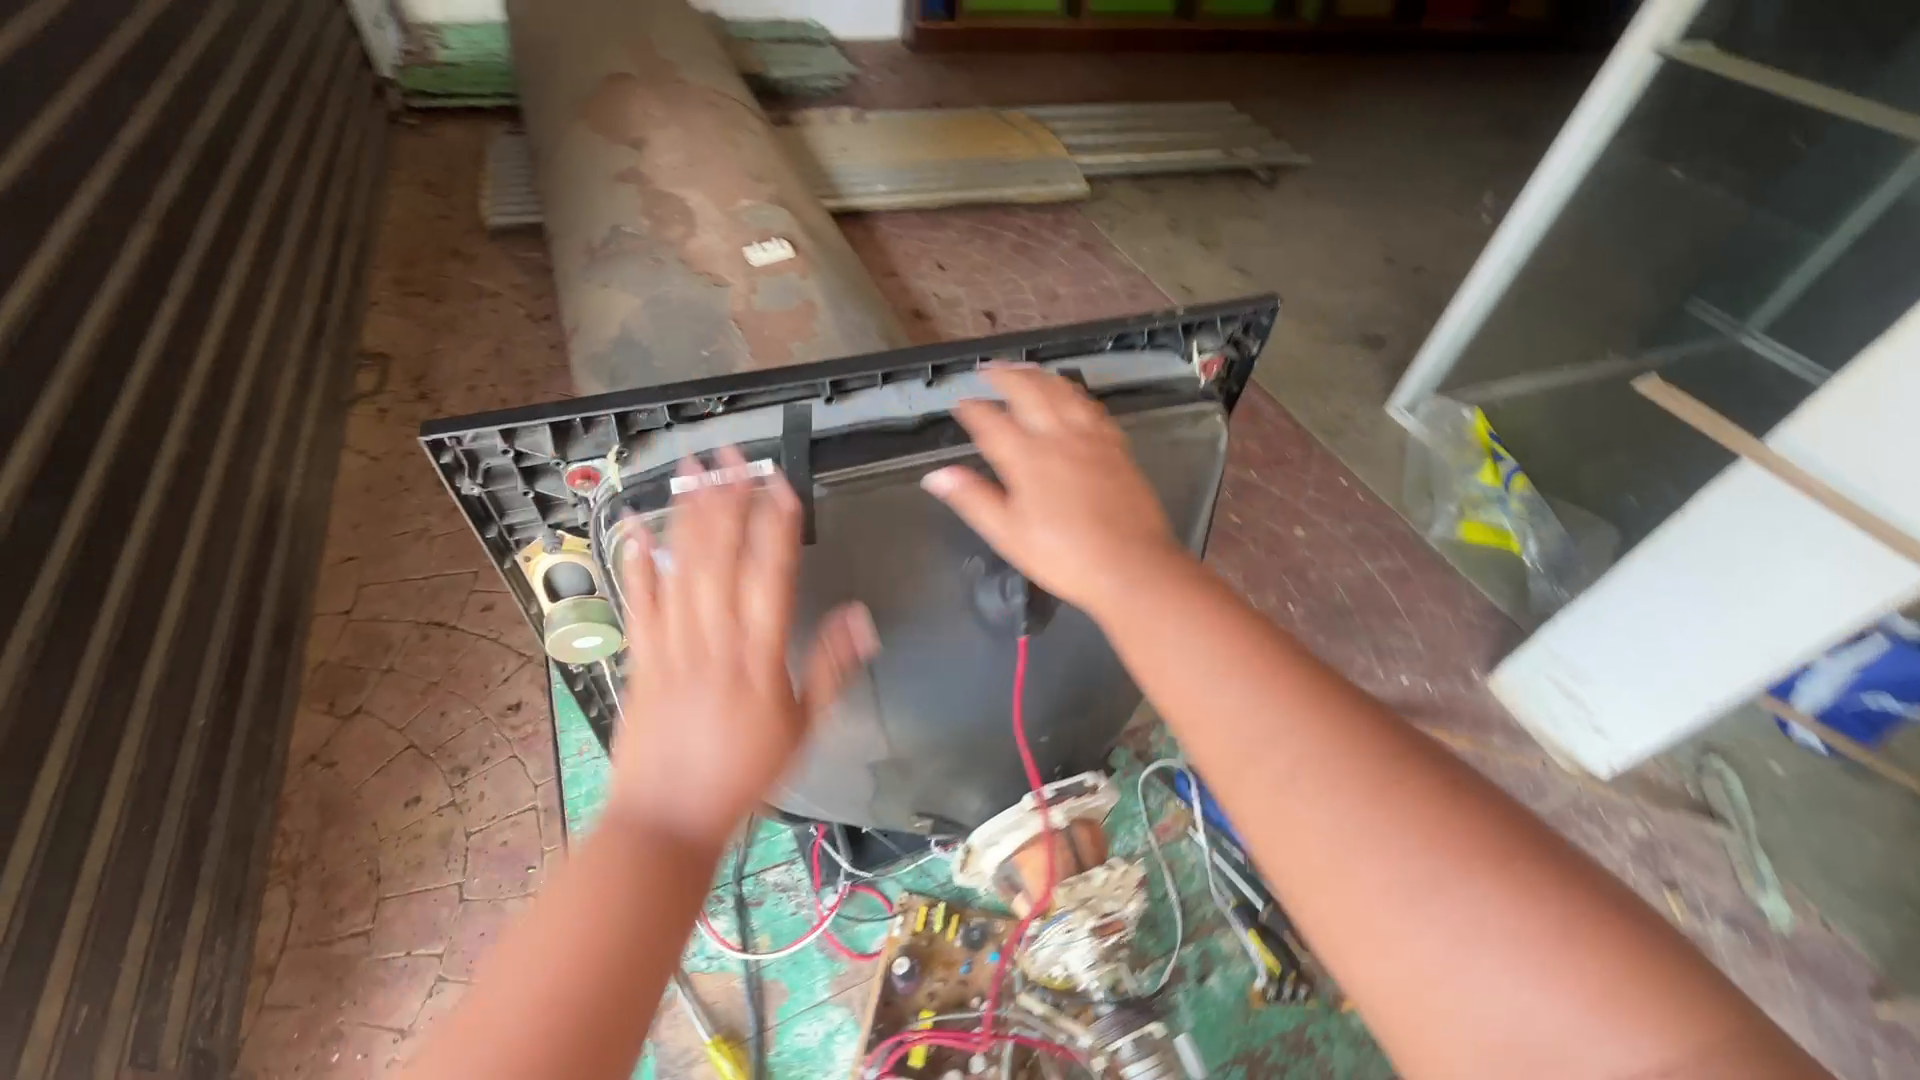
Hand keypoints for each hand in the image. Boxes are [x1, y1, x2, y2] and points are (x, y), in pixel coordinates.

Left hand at [607, 447, 878, 849]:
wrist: (667, 820)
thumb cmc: (742, 778)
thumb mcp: (803, 729)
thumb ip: (830, 669)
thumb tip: (860, 619)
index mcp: (759, 660)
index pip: (772, 578)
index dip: (777, 526)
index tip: (781, 485)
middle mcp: (713, 644)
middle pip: (722, 560)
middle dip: (730, 502)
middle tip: (734, 457)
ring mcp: (671, 648)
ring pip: (681, 570)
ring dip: (689, 516)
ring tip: (696, 472)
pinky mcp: (640, 659)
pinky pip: (638, 602)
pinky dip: (636, 562)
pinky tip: (636, 526)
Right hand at [921, 366, 1187, 613]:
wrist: (1130, 565)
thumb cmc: (1065, 556)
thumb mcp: (1008, 534)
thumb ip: (973, 498)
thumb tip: (937, 476)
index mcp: (1027, 458)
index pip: (991, 421)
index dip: (972, 409)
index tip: (960, 403)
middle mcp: (1059, 437)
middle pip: (1028, 391)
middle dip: (1004, 375)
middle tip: (988, 369)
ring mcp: (1091, 438)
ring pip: (1063, 391)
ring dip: (1039, 375)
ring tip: (1025, 369)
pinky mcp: (1116, 446)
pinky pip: (1091, 406)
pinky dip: (1074, 392)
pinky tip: (1071, 395)